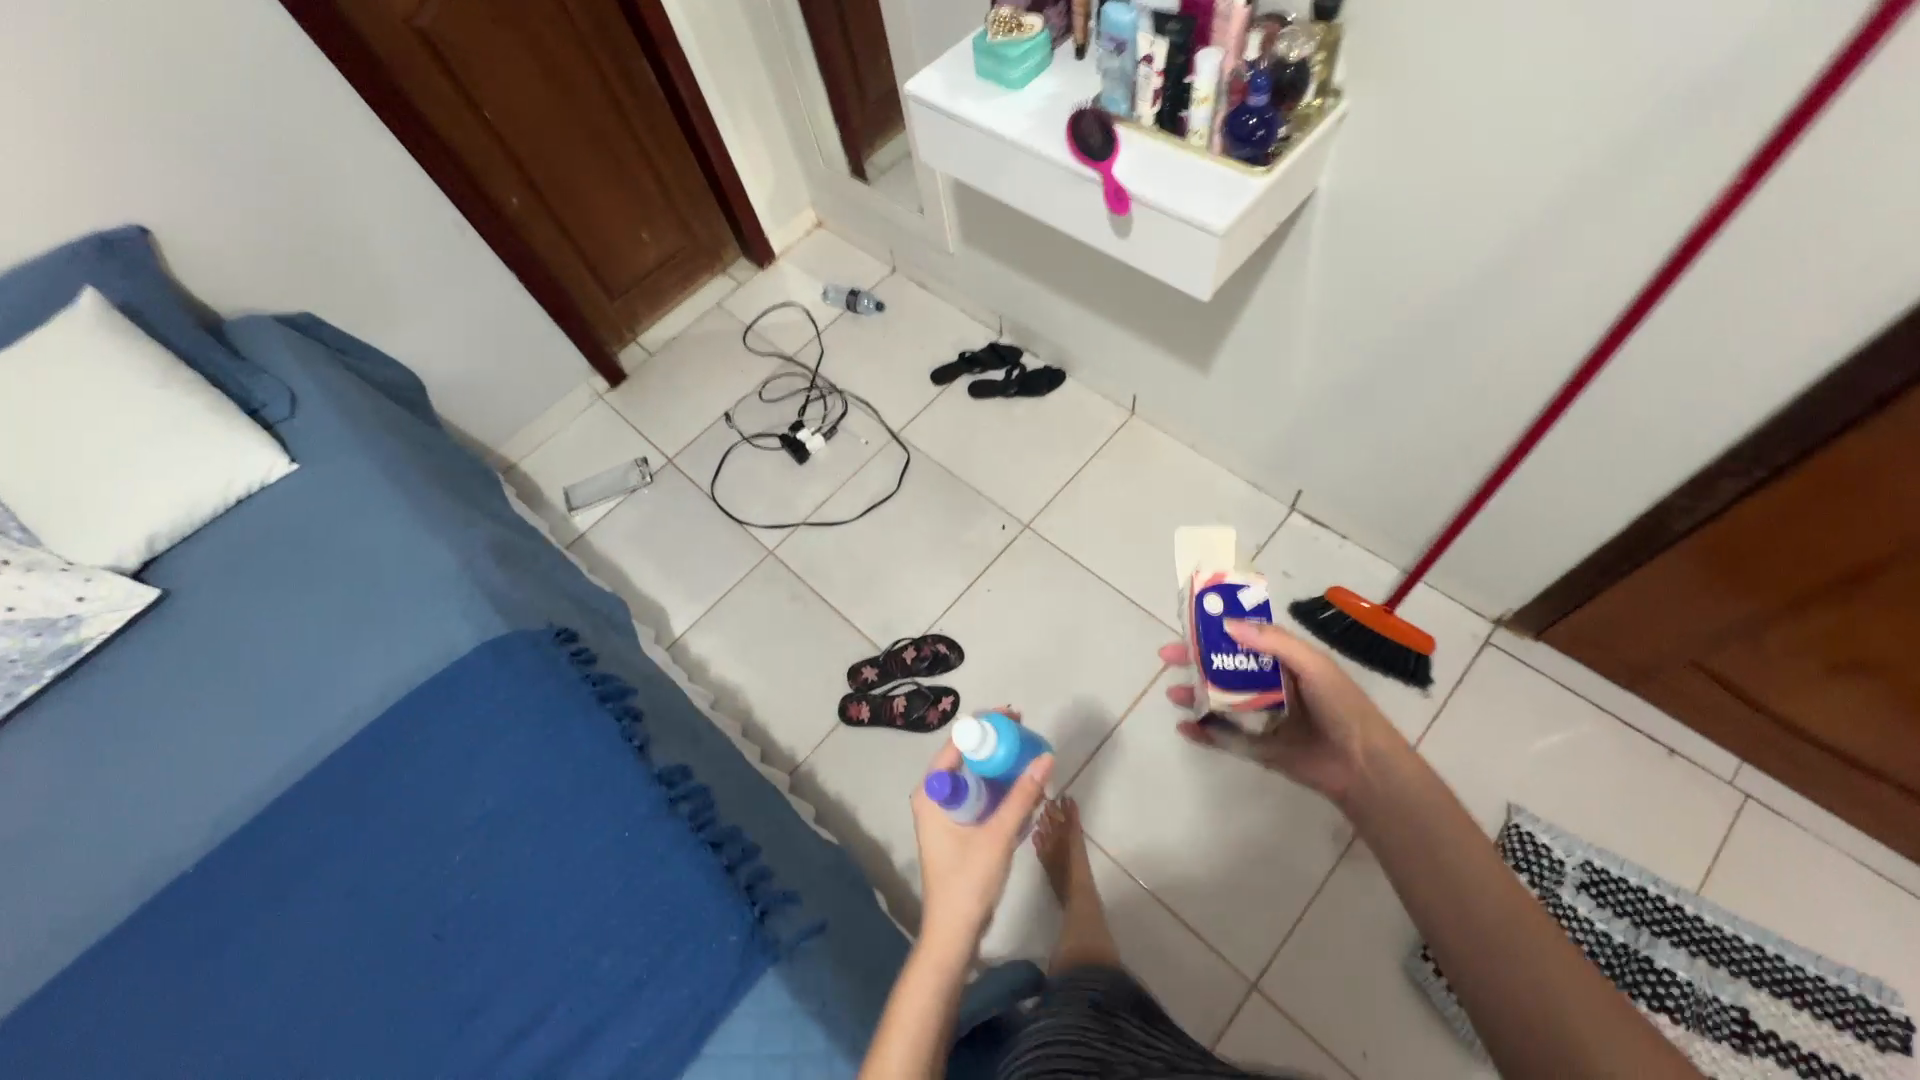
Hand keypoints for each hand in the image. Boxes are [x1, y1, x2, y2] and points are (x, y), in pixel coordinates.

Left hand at [910, 710, 1052, 945]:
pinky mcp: (960, 830)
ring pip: (978, 780)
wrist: (955, 933)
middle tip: (1029, 738)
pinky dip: (1003, 793)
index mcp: (932, 792)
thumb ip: (1022, 796)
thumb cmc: (968, 882)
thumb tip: (1046, 758)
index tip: (1015, 718)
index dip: (986, 726)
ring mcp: (947, 814)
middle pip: (968, 759)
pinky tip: (1027, 793)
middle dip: (999, 747)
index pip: (957, 744)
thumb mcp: (998, 835)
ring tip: (1033, 761)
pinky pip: (982, 800)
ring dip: (1004, 771)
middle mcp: (936, 797)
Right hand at [1161, 620, 1406, 804]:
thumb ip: (1273, 643)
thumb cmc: (1341, 707)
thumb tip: (1227, 624)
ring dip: (1196, 696)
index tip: (1189, 626)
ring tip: (1173, 694)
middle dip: (1196, 662)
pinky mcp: (1259, 748)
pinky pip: (1225, 737)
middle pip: (1225, 670)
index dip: (1217, 632)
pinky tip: (1185, 727)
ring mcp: (1263, 718)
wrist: (1360, 764)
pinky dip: (1203, 732)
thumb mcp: (1312, 665)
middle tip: (1167, 657)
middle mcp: (1271, 687)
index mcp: (1285, 664)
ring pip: (1221, 702)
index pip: (1244, 641)